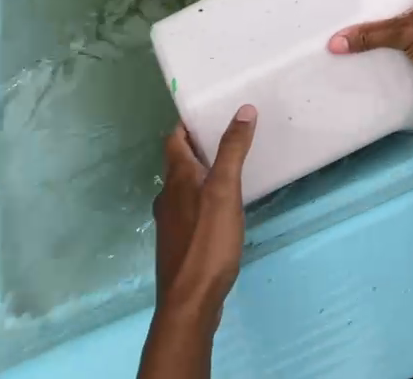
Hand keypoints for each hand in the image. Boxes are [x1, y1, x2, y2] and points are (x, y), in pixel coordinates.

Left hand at [152, 108, 255, 334]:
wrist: (189, 302)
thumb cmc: (207, 240)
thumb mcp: (225, 190)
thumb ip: (233, 149)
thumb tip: (243, 110)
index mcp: (177, 179)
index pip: (175, 140)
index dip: (188, 124)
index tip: (209, 110)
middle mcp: (168, 197)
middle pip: (179, 162)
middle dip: (200, 145)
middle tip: (229, 133)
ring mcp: (172, 222)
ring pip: (185, 186)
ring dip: (203, 172)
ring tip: (231, 166)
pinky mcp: (181, 242)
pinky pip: (191, 208)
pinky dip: (204, 196)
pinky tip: (224, 206)